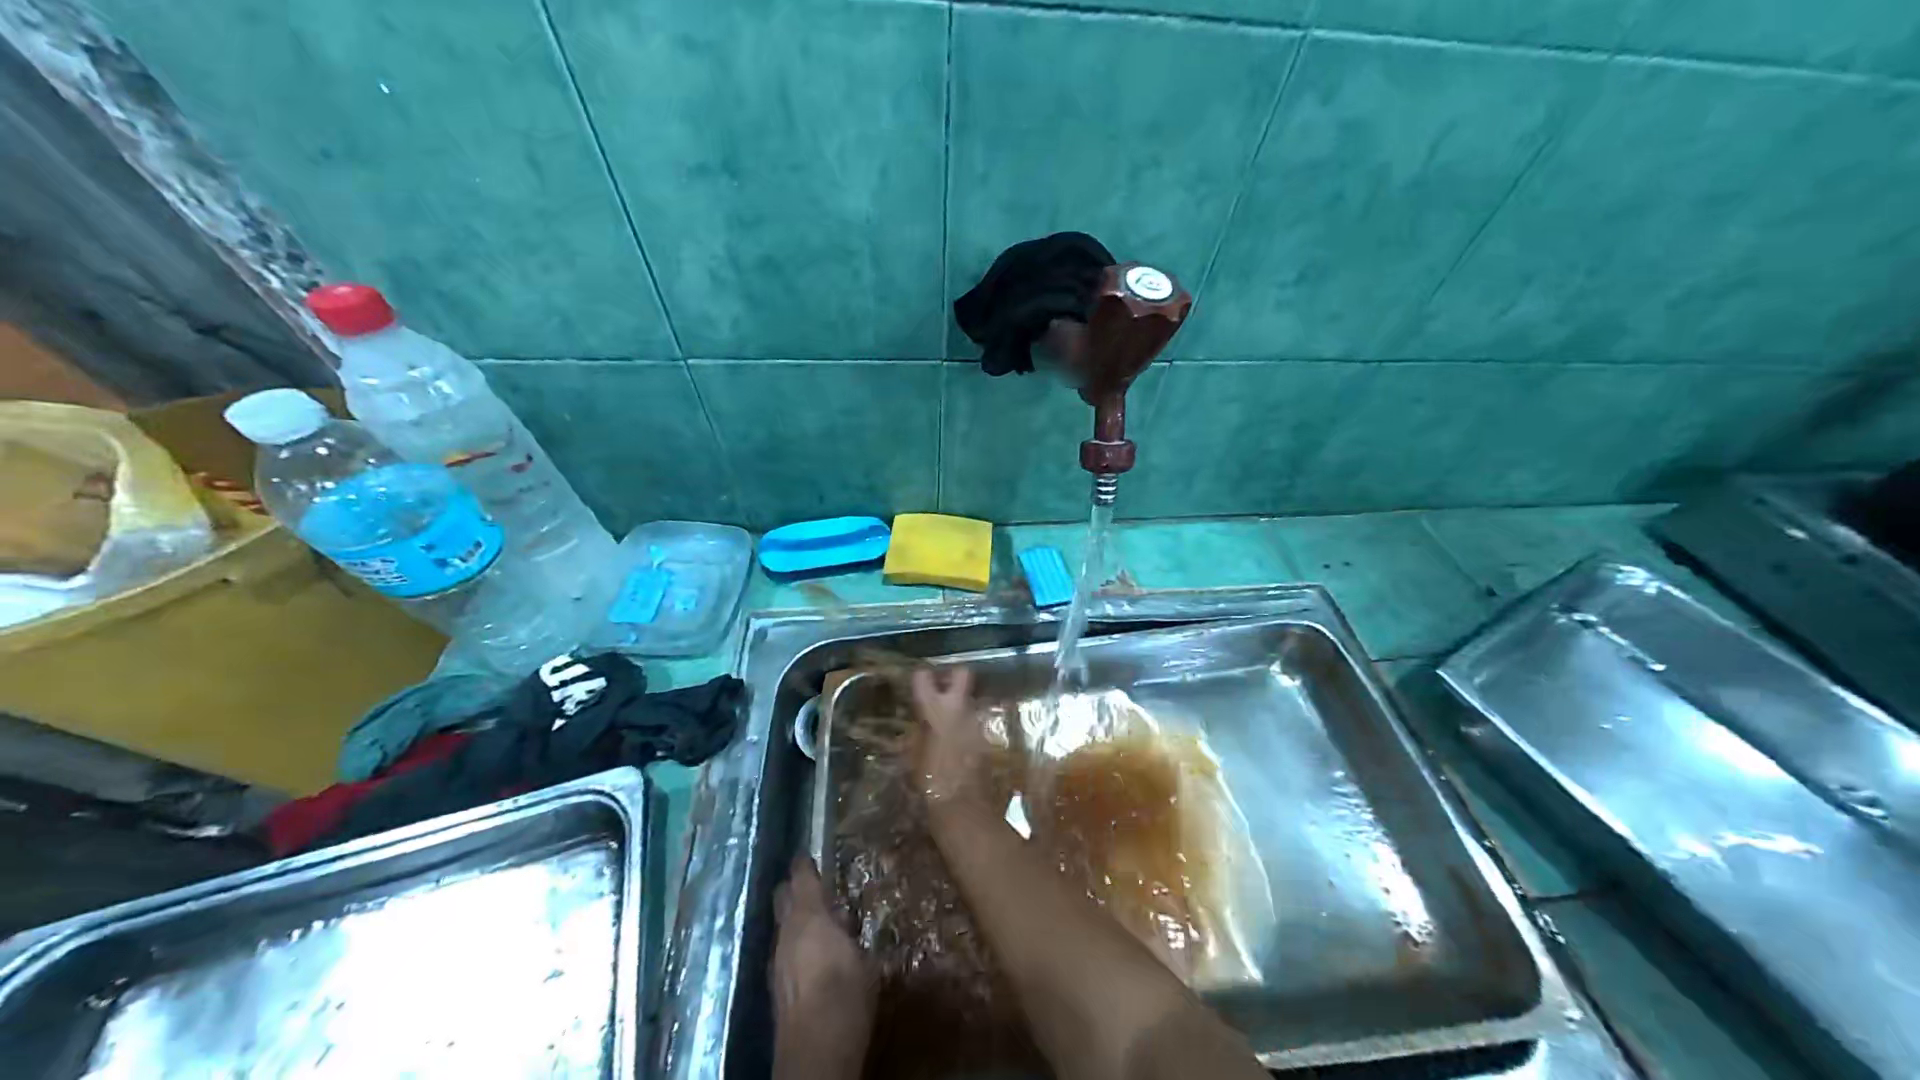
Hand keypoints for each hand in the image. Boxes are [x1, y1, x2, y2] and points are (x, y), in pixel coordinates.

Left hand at [771, 856, 872, 1078]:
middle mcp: (786, 931)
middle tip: (815, 889)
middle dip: (794, 889)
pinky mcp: (773, 985)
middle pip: (782, 896)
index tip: (809, 854)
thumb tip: (843, 921)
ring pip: (782, 926)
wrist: (815, 1049)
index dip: (805, 863)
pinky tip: (812, 960)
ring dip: (796, 922)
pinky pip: (782, 952)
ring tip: (821, 928)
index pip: (801, 876)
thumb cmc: (847, 994)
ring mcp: (775, 959)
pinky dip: (794, 948)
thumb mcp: (864, 958)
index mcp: (810, 915)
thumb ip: (849, 933)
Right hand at [911, 665, 991, 807]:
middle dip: (953, 677)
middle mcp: (959, 708)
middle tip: (943, 689)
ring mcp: (978, 721)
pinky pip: (977, 724)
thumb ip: (915, 736)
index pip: (924, 677)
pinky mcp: (989, 737)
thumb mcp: (912, 757)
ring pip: (971, 701)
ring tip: (950, 724)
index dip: (921, 678)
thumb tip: (915, 728)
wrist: (963, 806)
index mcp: (934, 710)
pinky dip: (969, 729)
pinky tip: (961, 744)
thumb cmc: (929, 781)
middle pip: (962, 674)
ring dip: (962, 708)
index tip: (918, 684)